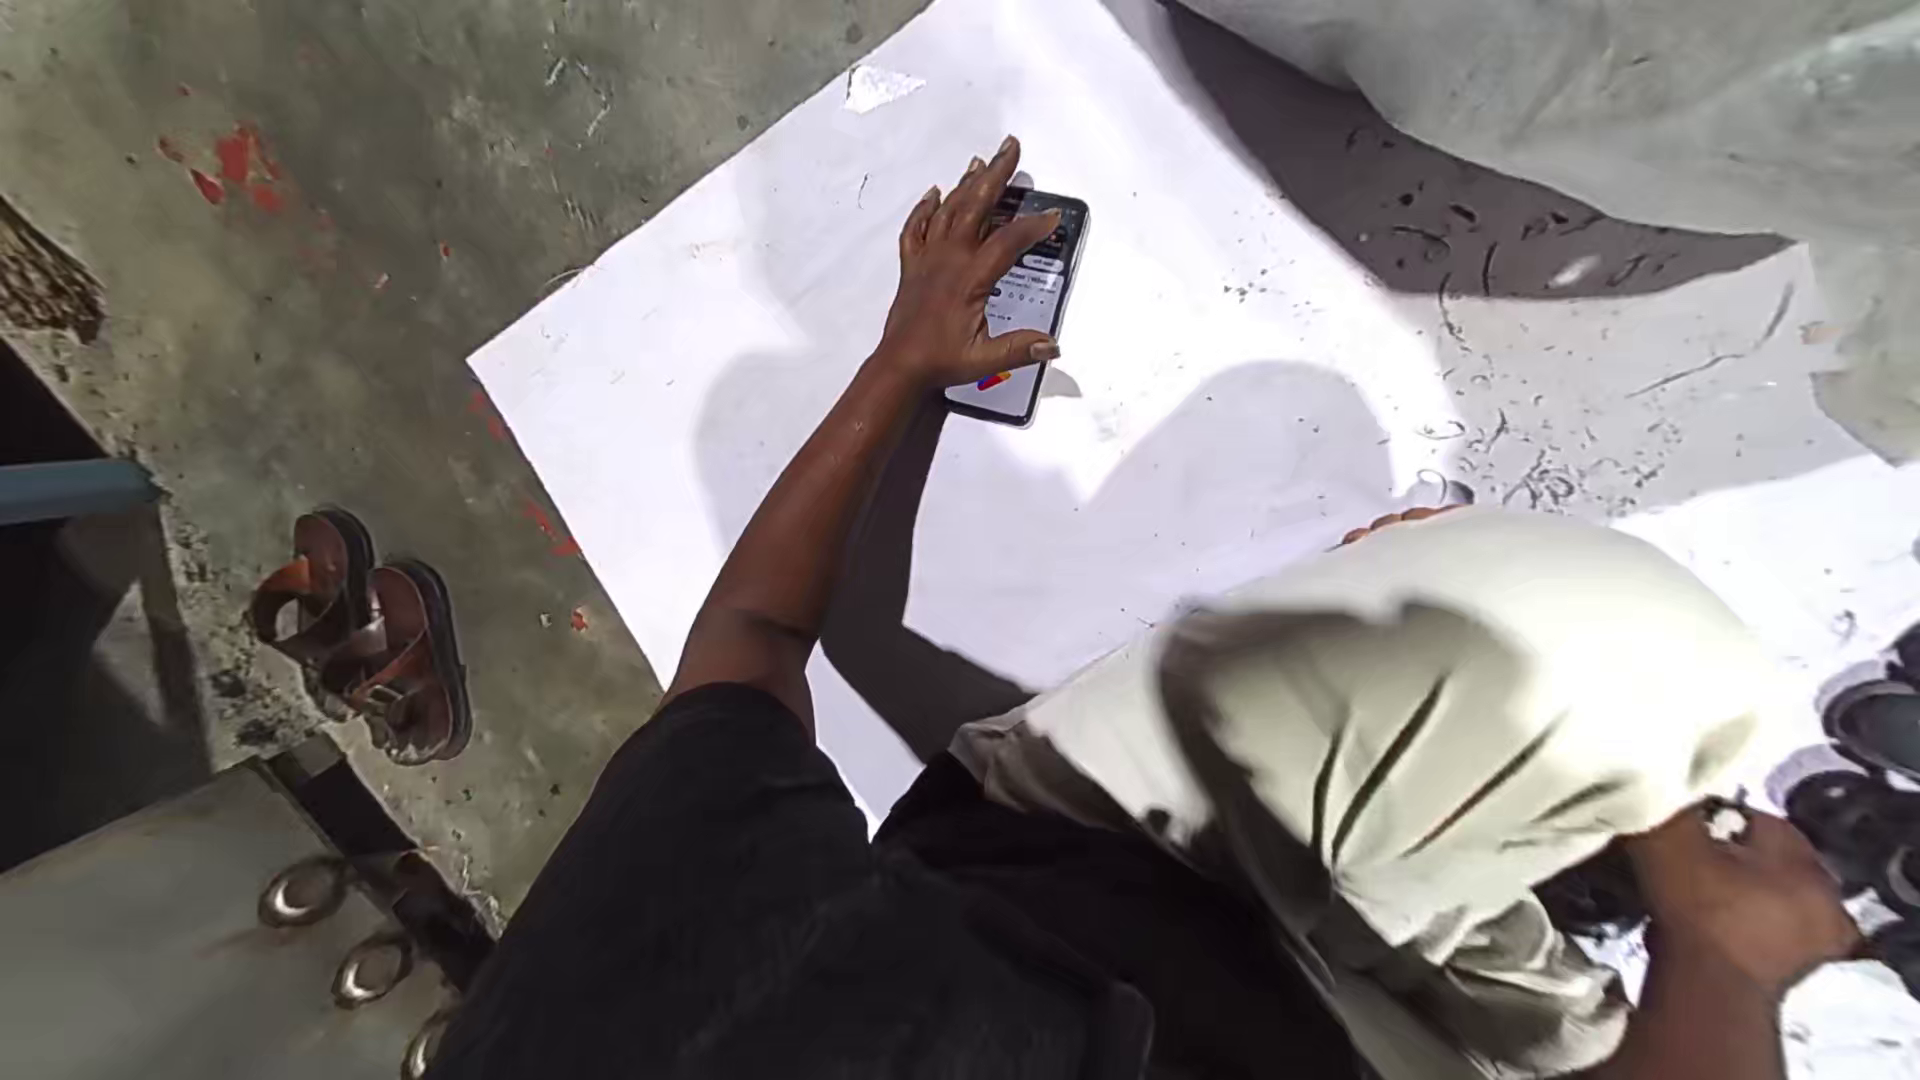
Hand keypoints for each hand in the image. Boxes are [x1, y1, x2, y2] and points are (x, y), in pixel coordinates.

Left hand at [876, 135, 1062, 388]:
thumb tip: (1052, 345)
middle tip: (1010, 149)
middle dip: (996, 175)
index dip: (1032, 226)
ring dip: (966, 184)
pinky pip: (916, 229)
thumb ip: (1020, 349)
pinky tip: (933, 193)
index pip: (1007, 241)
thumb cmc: (939, 361)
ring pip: (948, 211)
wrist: (900, 366)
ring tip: (980, 162)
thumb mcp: (985, 359)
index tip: (1052, 216)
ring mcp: (927, 261)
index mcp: (969, 279)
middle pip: (975, 206)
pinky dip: (924, 208)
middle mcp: (948, 261)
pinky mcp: (912, 268)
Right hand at [1628, 804, 1859, 997]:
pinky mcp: (1805, 961)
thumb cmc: (1694, 901)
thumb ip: (1675, 808)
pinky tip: (1717, 910)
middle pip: (1774, 855)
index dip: (1719, 814)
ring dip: (1742, 879)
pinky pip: (1777, 918)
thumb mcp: (1669, 840)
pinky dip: (1748, 908)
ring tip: (1698, 878)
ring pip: (1776, 887)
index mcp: (1807, 868)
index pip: (1764, 819)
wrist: (1708, 975)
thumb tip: (1670, 786)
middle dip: (1733, 848)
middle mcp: (1830, 900)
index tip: (1681, 819)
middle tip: (1688, 847)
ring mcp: (1823, 937)